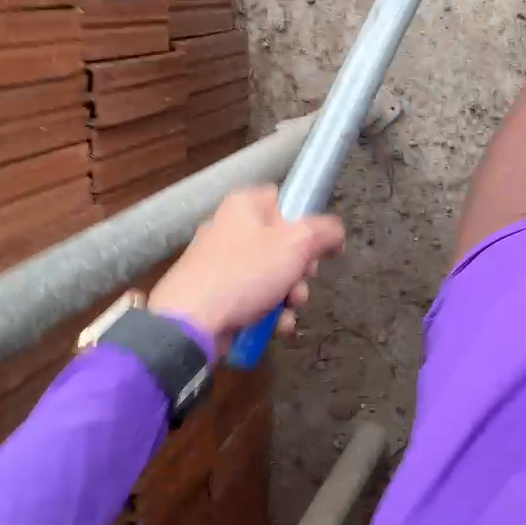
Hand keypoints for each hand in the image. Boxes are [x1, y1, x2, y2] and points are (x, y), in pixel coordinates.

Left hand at [149, 186, 345, 343]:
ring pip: (270, 273)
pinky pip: (252, 296)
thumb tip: (337, 234)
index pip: (283, 199)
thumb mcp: (299, 243)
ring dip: (290, 293)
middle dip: (301, 267)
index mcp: (244, 206)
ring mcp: (218, 264)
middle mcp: (229, 229)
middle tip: (305, 278)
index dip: (304, 219)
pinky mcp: (213, 295)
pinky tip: (275, 325)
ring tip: (290, 308)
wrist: (189, 325)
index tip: (316, 241)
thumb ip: (327, 231)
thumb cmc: (246, 273)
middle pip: (282, 241)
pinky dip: (268, 311)